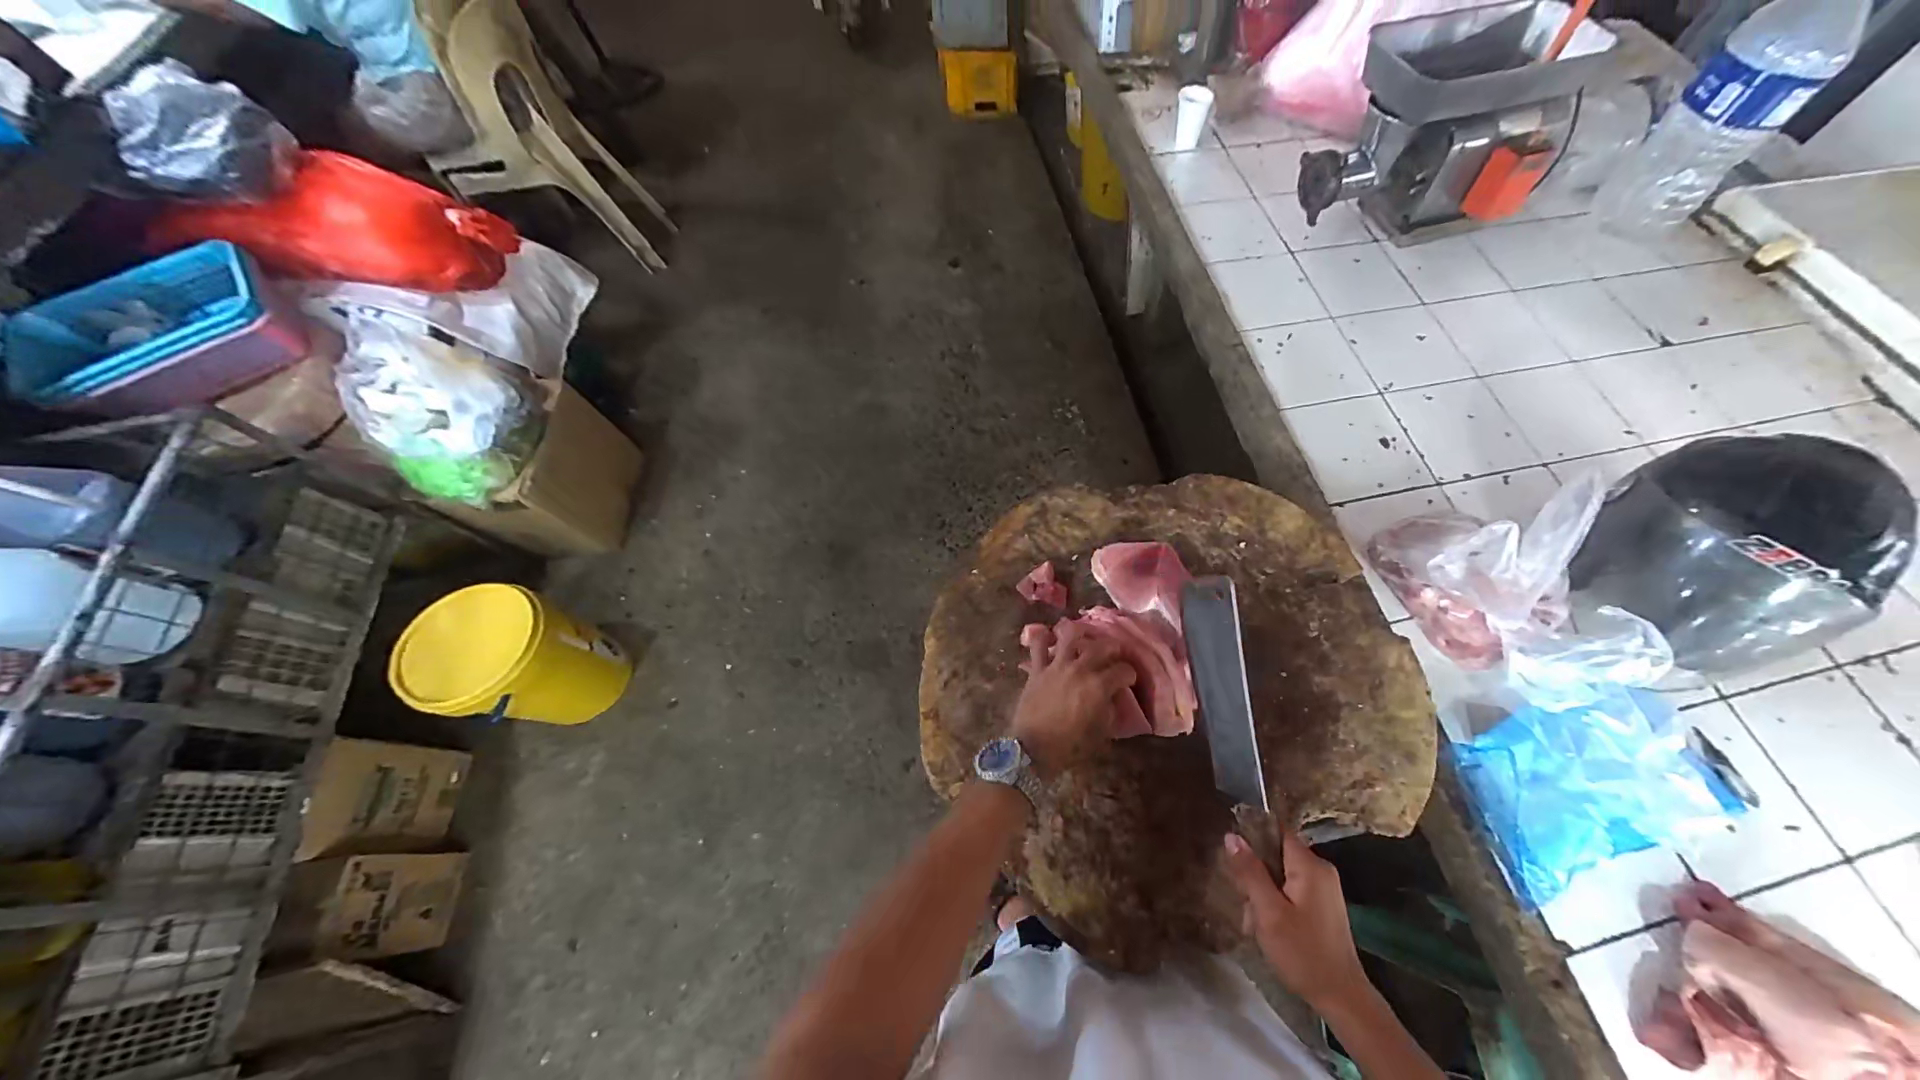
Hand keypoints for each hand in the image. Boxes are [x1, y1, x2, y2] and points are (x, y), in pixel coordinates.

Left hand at [1010, 622, 1136, 777]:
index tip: (1129, 679)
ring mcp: (1056, 666)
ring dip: (1081, 633)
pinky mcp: (1037, 668)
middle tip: (1115, 655)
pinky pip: (1037, 645)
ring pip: (1071, 635)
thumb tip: (1112, 697)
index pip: (1124, 670)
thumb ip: (1110, 710)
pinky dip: (1043, 637)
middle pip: (1102, 646)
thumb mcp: (1101, 733)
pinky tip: (1049, 637)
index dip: (1130, 674)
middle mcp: (1080, 669)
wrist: (1033, 748)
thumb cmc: (1069, 746)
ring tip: (1085, 638)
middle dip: (1114, 648)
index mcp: (1099, 686)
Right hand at [1223, 830, 1369, 1011]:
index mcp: (1310, 865)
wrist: (1341, 998)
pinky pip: (1291, 888)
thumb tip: (1231, 835)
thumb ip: (1249, 871)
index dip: (1252, 836)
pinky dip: (1276, 900)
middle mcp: (1321, 869)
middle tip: (1246, 900)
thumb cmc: (1302, 952)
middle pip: (1276, 852)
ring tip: (1257, 919)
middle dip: (1255, 872)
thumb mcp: (1268, 912)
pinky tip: (1269, 925)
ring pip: (1280, 872)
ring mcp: (1324, 888)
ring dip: (1263, 890)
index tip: (1233, 855)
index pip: (1276, 830)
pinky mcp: (1323, 905)